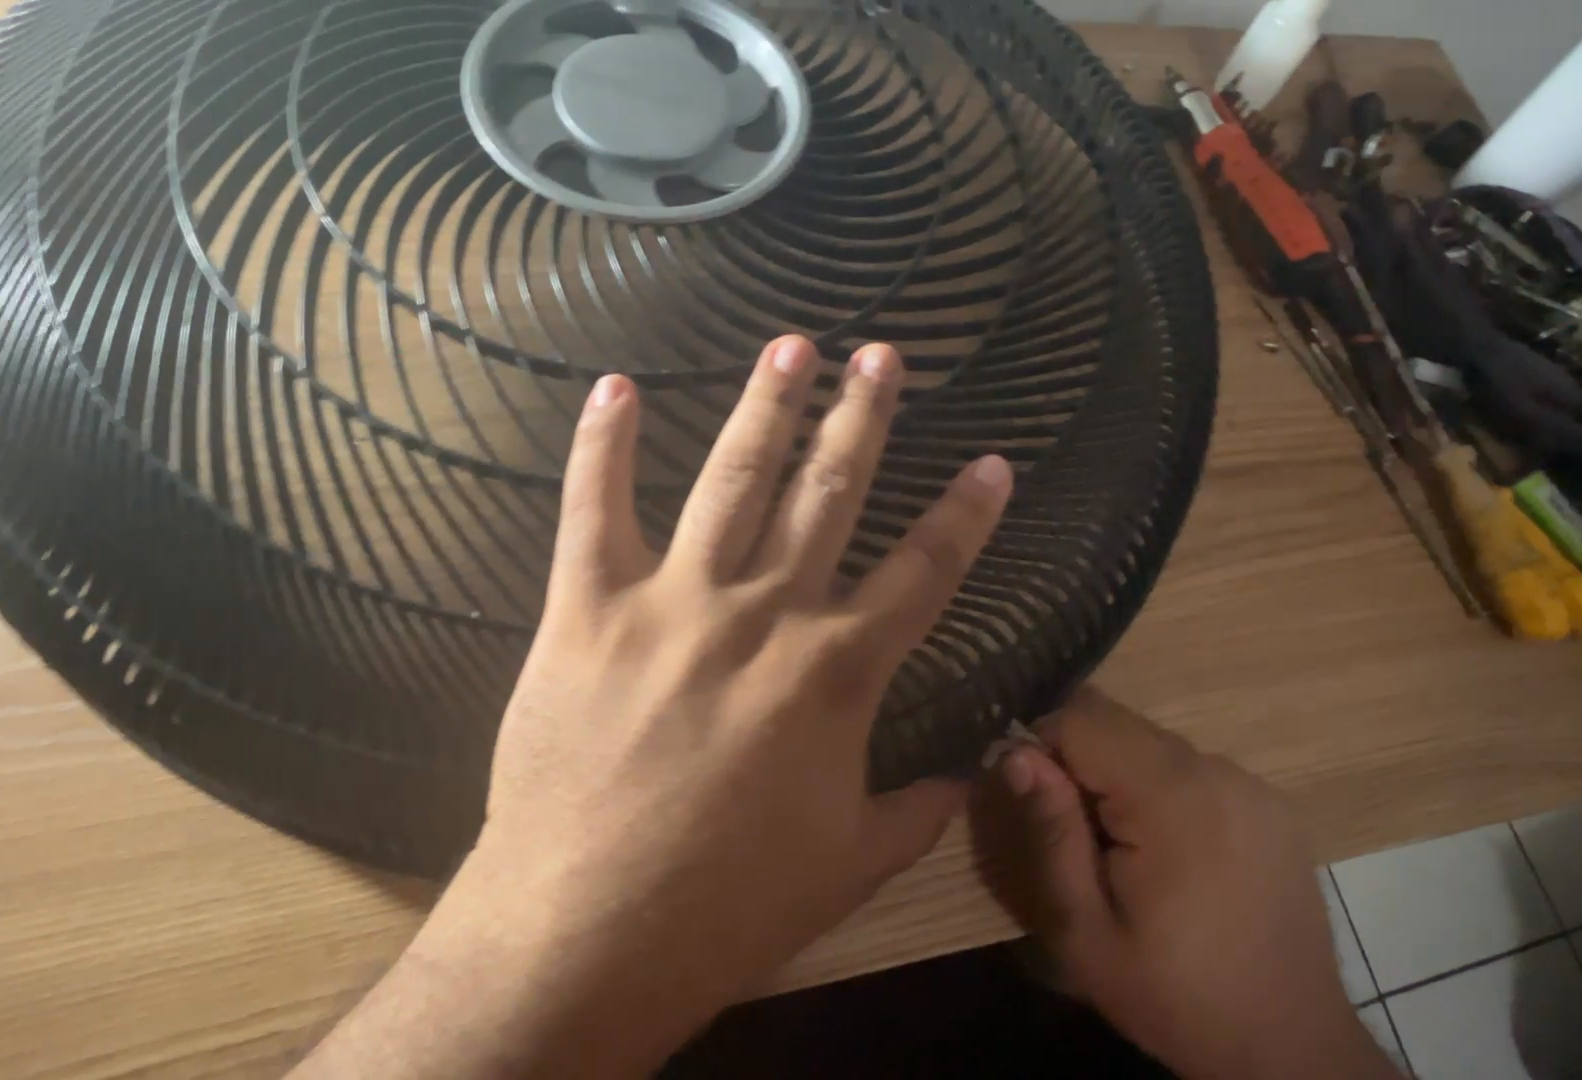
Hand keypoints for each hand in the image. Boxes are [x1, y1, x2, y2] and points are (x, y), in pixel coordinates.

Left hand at [296, 336, 1012, 1079]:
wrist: (588, 929)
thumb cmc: (730, 905)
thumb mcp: (849, 865)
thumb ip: (917, 812)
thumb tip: (967, 778)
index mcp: (836, 674)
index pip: (923, 574)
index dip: (966, 516)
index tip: (993, 462)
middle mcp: (765, 614)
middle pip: (828, 495)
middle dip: (863, 419)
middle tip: (882, 355)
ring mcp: (673, 601)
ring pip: (731, 480)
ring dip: (766, 407)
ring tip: (792, 344)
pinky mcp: (588, 608)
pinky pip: (594, 509)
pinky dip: (604, 445)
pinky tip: (617, 387)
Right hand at [973, 687, 1397, 1079]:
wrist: (1291, 1049)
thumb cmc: (1174, 995)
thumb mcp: (1085, 928)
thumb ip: (1052, 830)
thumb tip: (1016, 754)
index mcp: (1172, 798)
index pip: (1082, 718)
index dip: (1045, 748)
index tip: (1043, 805)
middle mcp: (1218, 772)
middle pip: (1119, 723)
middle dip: (1083, 763)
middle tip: (1083, 838)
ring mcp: (1253, 785)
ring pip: (1154, 743)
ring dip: (1123, 777)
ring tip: (1127, 852)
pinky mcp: (1273, 804)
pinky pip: (1193, 768)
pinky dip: (1164, 790)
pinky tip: (1174, 855)